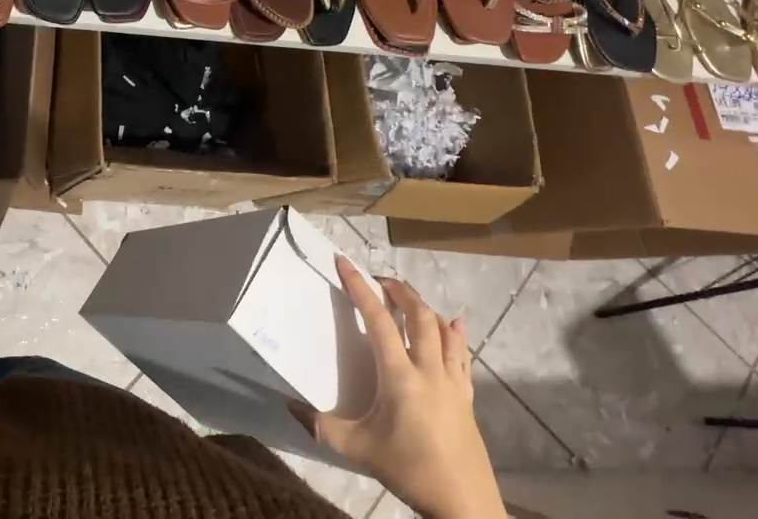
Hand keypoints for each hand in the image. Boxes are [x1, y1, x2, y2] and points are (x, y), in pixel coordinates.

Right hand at [294, 257, 505, 518]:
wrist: (464, 506)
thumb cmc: (409, 470)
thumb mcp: (357, 448)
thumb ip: (322, 426)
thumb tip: (290, 407)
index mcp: (399, 375)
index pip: (378, 319)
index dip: (360, 287)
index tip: (345, 263)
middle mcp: (428, 370)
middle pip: (418, 315)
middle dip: (399, 290)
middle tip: (379, 280)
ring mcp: (452, 383)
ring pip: (442, 330)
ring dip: (424, 307)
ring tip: (408, 297)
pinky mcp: (467, 398)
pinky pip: (462, 356)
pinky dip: (455, 335)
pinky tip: (455, 325)